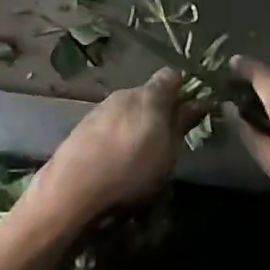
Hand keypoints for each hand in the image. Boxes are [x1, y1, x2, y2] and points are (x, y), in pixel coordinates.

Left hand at [24, 68, 191, 225]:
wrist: (72, 192)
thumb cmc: (131, 173)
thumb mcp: (168, 153)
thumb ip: (181, 124)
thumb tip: (197, 103)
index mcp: (149, 96)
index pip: (171, 77)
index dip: (181, 92)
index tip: (186, 115)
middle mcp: (123, 94)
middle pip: (147, 95)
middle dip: (158, 113)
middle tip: (163, 143)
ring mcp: (99, 108)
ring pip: (126, 111)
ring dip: (135, 126)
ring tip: (136, 158)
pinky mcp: (82, 126)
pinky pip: (109, 125)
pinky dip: (116, 137)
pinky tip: (113, 162)